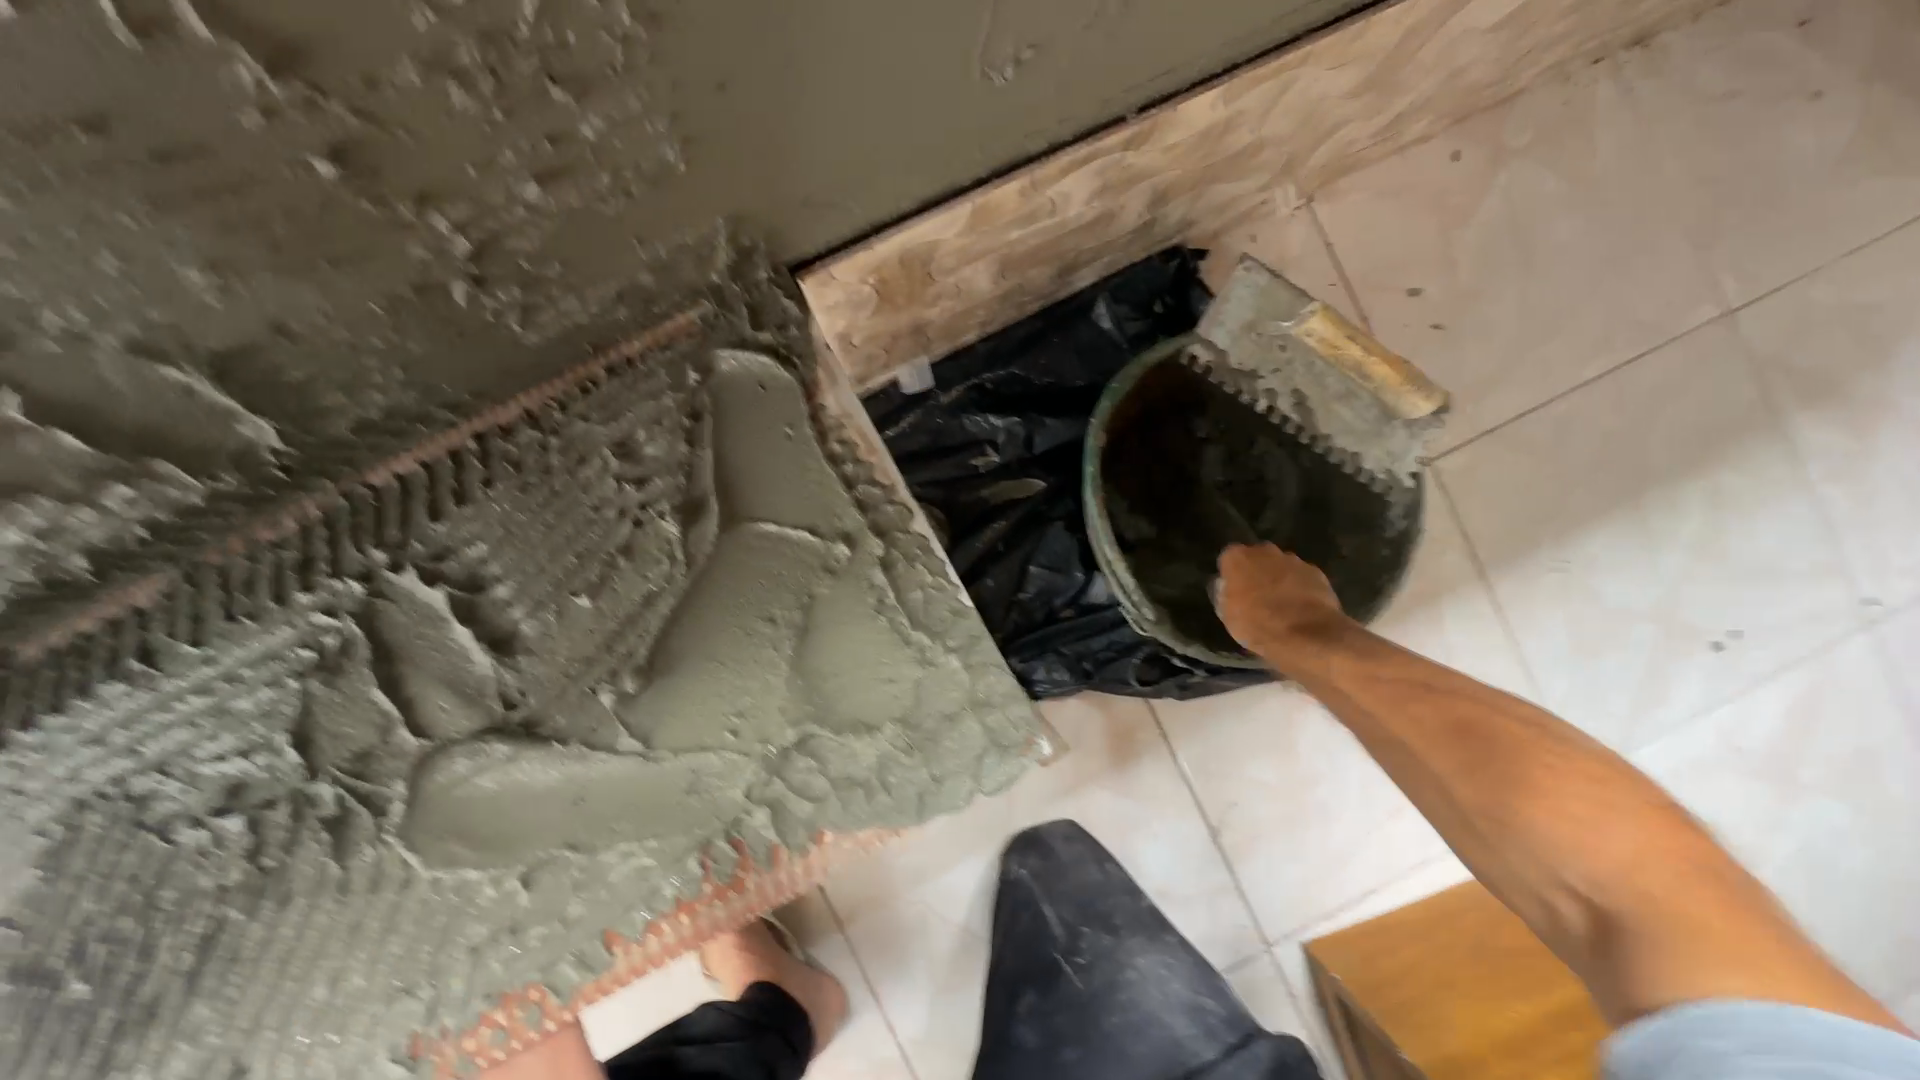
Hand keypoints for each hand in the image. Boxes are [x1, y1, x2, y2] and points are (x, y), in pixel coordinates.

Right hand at [1214, 543, 1350, 654]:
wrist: (1306, 636)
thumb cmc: (1257, 625)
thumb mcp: (1227, 614)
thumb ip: (1226, 593)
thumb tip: (1229, 588)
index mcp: (1238, 558)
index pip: (1228, 558)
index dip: (1231, 574)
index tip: (1233, 590)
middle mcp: (1265, 551)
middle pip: (1257, 557)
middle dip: (1256, 571)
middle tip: (1256, 595)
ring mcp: (1294, 560)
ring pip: (1281, 566)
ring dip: (1279, 579)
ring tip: (1281, 604)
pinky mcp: (1316, 572)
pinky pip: (1302, 577)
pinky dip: (1300, 587)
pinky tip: (1300, 608)